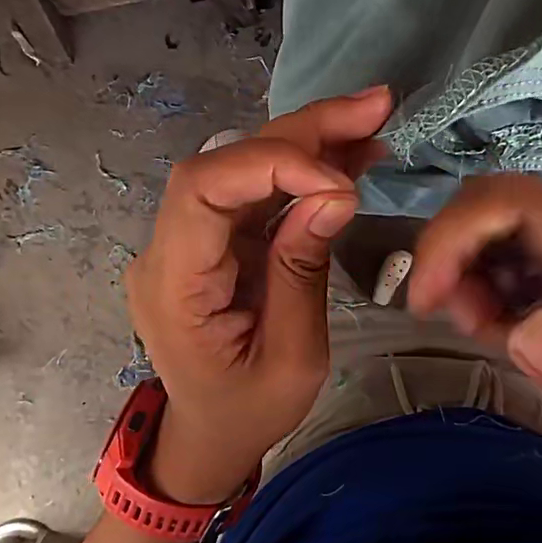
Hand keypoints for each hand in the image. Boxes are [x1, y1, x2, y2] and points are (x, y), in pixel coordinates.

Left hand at [125, 87, 392, 502]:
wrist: (211, 434)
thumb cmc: (248, 412)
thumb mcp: (292, 360)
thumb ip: (302, 273)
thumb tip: (333, 194)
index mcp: (173, 285)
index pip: (202, 190)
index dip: (269, 167)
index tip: (339, 183)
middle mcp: (170, 249)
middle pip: (224, 164)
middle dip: (300, 133)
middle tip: (371, 108)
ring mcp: (191, 240)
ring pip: (244, 167)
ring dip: (309, 140)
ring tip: (371, 118)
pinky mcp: (216, 240)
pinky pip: (257, 192)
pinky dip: (304, 169)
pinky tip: (350, 152)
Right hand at [407, 174, 541, 523]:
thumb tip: (532, 332)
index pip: (523, 204)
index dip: (458, 234)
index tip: (425, 300)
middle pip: (498, 201)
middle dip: (451, 250)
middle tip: (445, 316)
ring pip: (490, 222)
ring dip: (459, 267)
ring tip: (477, 328)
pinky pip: (494, 250)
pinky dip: (470, 280)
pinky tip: (490, 327)